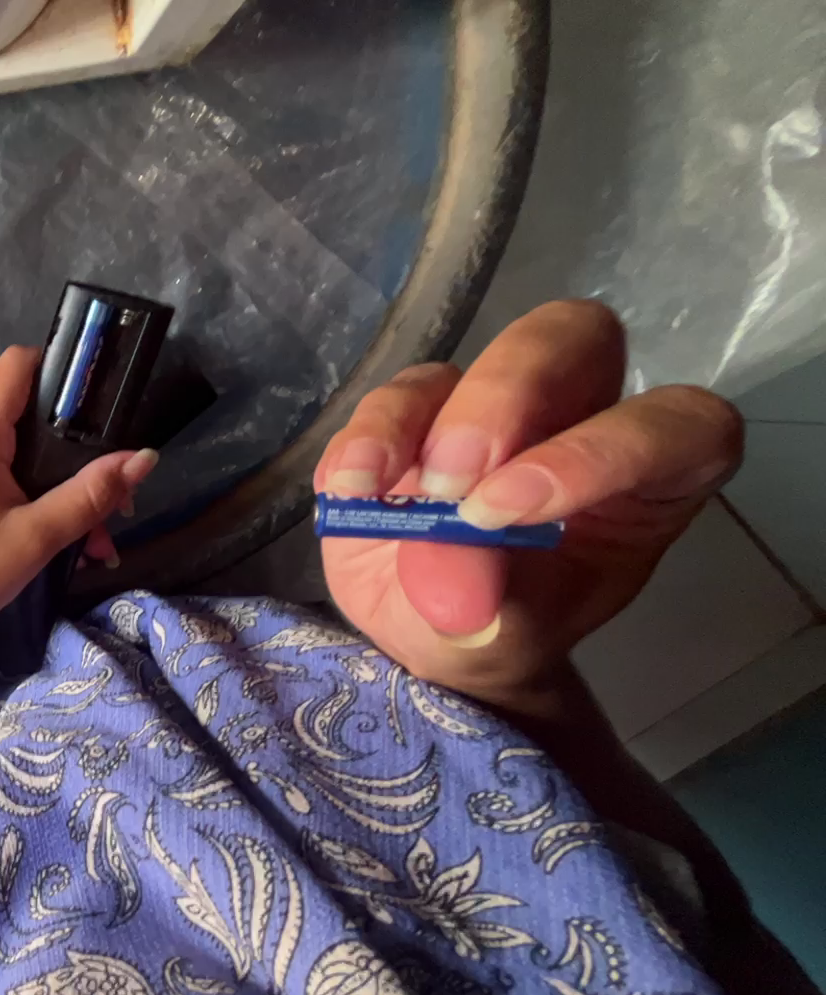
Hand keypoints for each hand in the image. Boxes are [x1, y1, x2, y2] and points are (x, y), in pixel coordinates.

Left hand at [0, 346, 159, 669]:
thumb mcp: (35, 538)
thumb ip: (91, 494)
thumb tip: (144, 457)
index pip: (17, 365)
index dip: (62, 369)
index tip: (104, 399)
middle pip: (27, 414)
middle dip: (78, 449)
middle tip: (116, 493)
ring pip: (21, 455)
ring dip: (63, 487)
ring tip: (98, 536)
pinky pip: (1, 478)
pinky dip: (36, 500)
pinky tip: (67, 541)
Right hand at [313, 300, 743, 711]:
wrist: (422, 626)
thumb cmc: (494, 630)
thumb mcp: (502, 635)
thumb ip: (483, 596)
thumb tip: (437, 568)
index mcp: (642, 475)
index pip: (667, 425)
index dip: (599, 452)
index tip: (504, 513)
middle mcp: (566, 421)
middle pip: (568, 343)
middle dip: (503, 397)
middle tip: (447, 479)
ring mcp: (477, 416)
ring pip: (460, 368)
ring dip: (408, 422)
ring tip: (370, 488)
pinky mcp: (403, 424)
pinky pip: (383, 404)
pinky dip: (358, 441)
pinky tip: (342, 490)